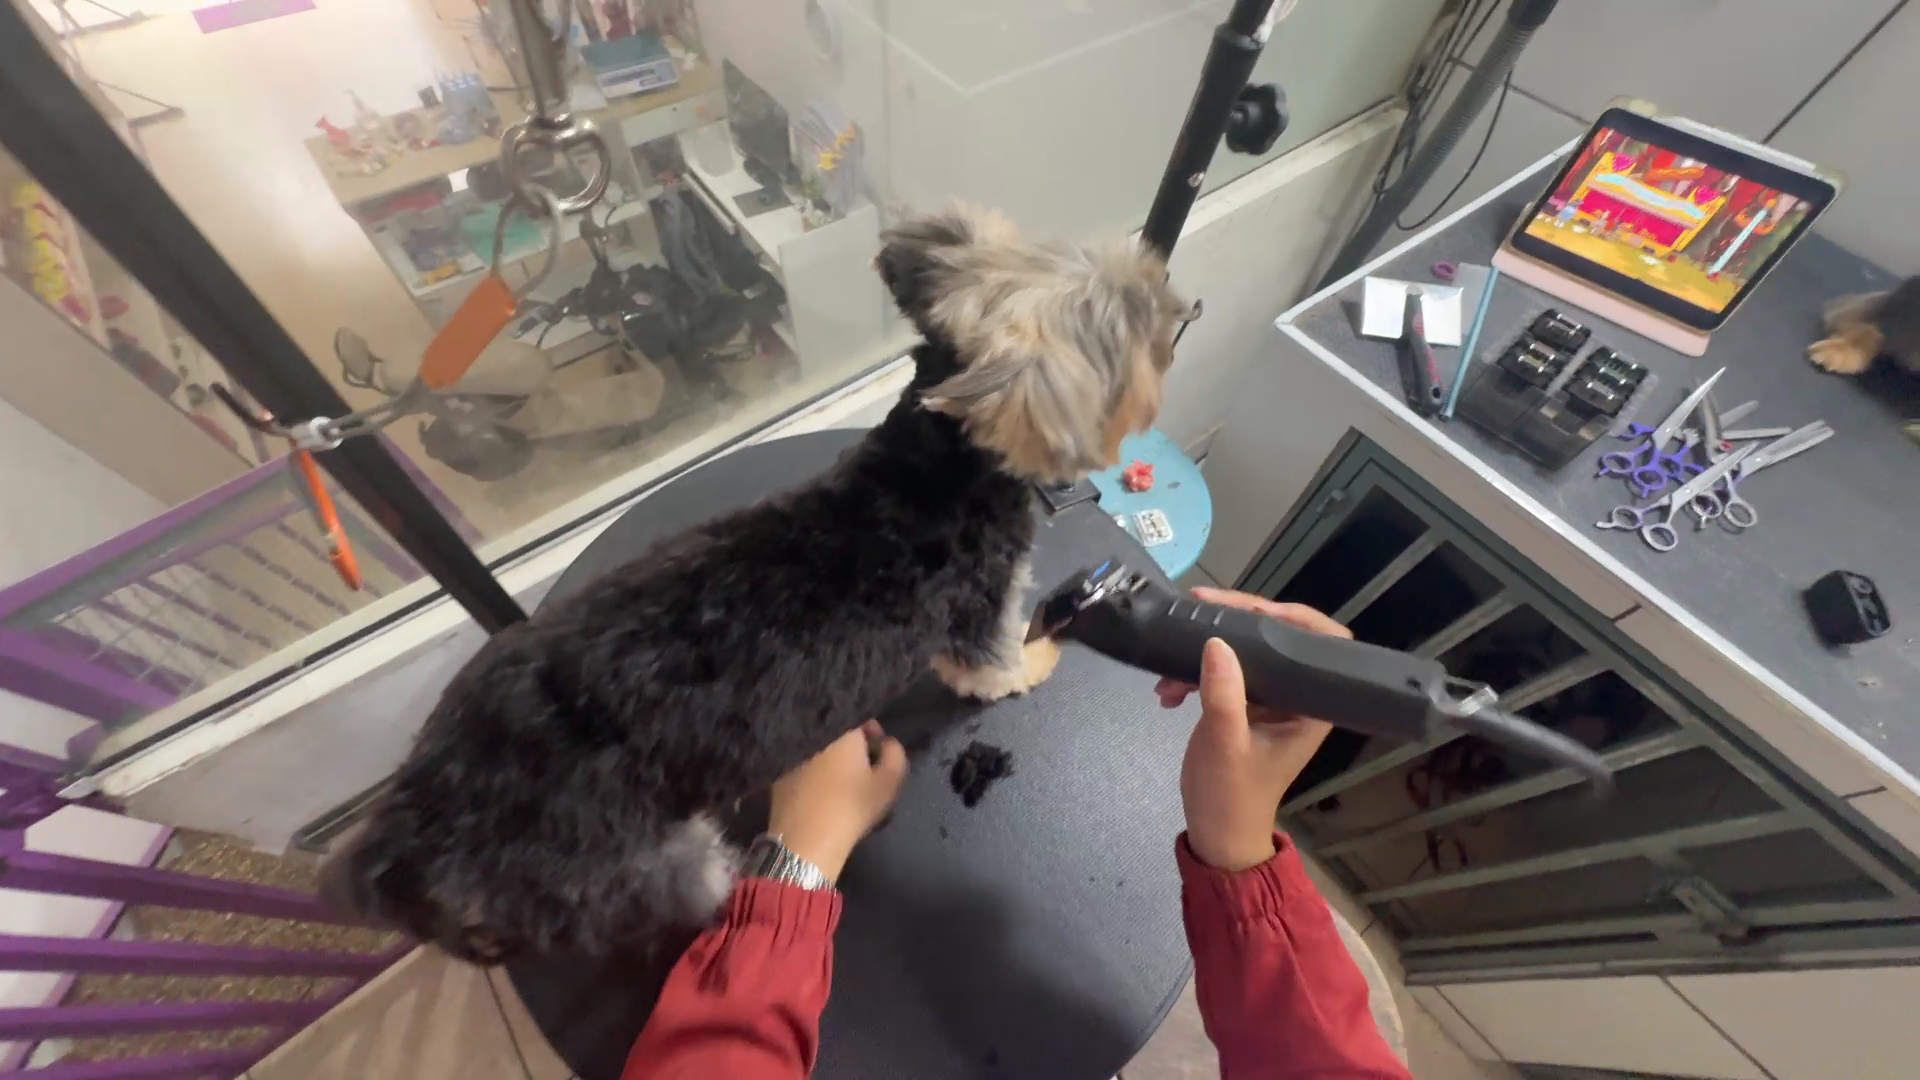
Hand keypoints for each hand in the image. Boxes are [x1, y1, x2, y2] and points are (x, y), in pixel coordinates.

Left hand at [768, 721, 908, 880]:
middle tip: (860, 767)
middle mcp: (813, 734)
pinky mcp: (778, 773)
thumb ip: (895, 753)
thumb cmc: (851, 807)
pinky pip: (801, 762)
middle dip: (850, 744)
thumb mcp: (888, 783)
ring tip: (839, 780)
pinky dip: (812, 769)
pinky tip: (818, 789)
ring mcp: (792, 753)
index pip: (861, 716)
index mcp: (841, 730)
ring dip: (830, 756)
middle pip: (837, 731)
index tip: (878, 751)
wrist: (805, 842)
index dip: (873, 733)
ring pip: (818, 746)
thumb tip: (886, 742)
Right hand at [1155, 588, 1351, 872]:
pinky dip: (1191, 674)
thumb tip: (1216, 642)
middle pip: (1275, 638)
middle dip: (1234, 622)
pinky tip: (1166, 692)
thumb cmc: (1231, 793)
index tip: (1254, 607)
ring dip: (1201, 653)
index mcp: (1310, 705)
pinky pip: (1218, 671)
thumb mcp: (1225, 743)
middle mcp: (1294, 695)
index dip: (1296, 617)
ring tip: (1167, 672)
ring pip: (1241, 651)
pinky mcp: (1239, 704)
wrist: (1215, 832)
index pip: (1323, 644)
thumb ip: (1224, 693)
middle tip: (1198, 605)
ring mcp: (1265, 699)